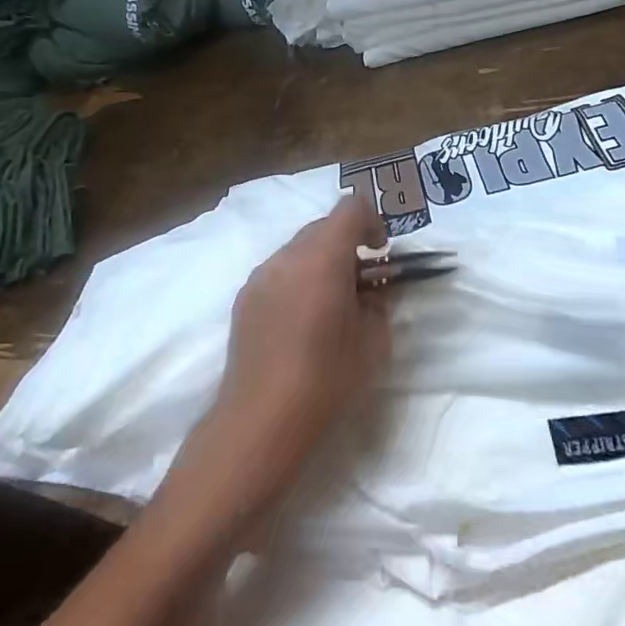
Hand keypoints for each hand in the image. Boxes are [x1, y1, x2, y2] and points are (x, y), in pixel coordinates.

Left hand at [169, 195, 390, 521]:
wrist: (262, 417)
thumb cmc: (327, 378)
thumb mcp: (374, 341)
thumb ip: (379, 302)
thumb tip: (374, 289)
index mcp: (322, 257)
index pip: (350, 207)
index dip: (372, 222)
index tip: (381, 254)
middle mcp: (286, 256)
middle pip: (322, 227)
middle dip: (347, 244)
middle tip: (362, 285)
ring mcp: (260, 275)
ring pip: (297, 250)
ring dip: (320, 262)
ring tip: (330, 306)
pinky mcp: (243, 298)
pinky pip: (278, 272)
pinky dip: (297, 280)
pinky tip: (301, 323)